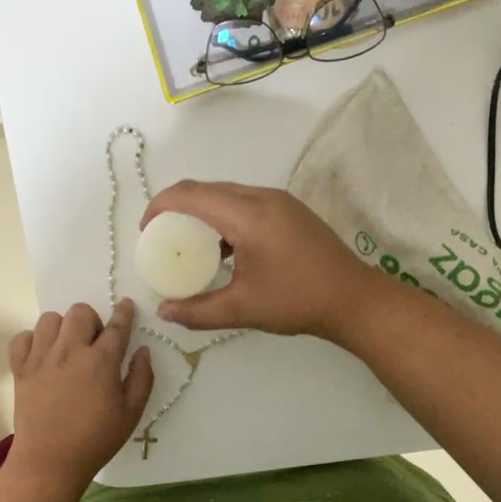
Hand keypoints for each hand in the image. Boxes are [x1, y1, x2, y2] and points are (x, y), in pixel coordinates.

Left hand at [6, 298, 153, 485]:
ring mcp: (41, 358)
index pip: (117, 326)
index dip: (124, 313)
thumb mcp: (131, 414)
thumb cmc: (96, 440)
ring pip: (50, 319)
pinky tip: (42, 357)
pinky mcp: (20, 369)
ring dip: (62, 328)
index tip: (126, 306)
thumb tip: (143, 351)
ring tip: (67, 348)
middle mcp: (70, 351)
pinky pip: (22, 337)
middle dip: (92, 321)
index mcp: (101, 361)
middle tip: (94, 344)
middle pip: (80, 312)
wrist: (50, 461)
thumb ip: (141, 378)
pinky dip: (32, 341)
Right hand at [140, 181, 381, 340]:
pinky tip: (222, 251)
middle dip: (177, 209)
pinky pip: (245, 203)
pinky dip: (223, 218)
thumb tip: (163, 312)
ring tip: (188, 247)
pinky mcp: (289, 211)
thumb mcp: (242, 309)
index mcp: (247, 215)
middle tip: (163, 241)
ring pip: (226, 195)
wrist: (353, 299)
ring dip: (201, 213)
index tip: (147, 233)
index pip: (190, 194)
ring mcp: (279, 201)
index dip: (160, 207)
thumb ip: (198, 311)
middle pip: (206, 189)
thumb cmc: (297, 301)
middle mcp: (261, 198)